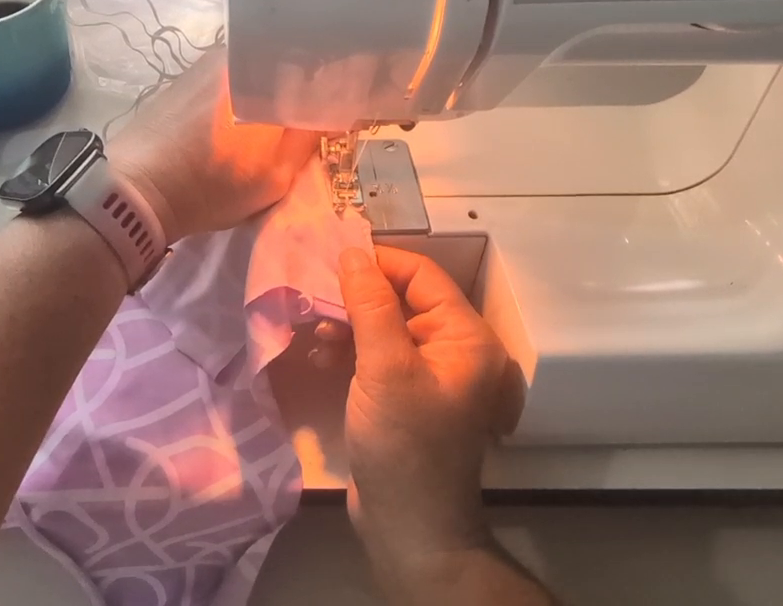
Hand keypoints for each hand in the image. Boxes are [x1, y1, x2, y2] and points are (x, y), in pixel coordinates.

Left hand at [105, 50, 319, 243]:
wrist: (133, 189)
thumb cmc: (209, 186)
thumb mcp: (274, 175)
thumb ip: (306, 137)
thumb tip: (328, 110)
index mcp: (265, 73)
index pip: (319, 62)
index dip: (339, 79)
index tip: (351, 98)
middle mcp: (238, 54)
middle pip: (288, 57)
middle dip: (307, 80)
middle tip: (319, 110)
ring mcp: (209, 61)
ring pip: (260, 65)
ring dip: (276, 85)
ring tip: (286, 115)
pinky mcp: (188, 74)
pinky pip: (234, 72)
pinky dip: (250, 89)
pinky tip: (249, 115)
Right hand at [336, 245, 524, 578]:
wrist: (409, 529)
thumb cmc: (403, 443)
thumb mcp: (385, 368)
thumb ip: (370, 304)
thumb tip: (352, 253)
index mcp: (466, 338)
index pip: (422, 275)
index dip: (379, 262)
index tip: (332, 258)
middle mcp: (455, 350)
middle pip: (403, 298)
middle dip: (357, 296)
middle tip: (316, 294)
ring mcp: (431, 374)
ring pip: (386, 326)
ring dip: (349, 324)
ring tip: (316, 333)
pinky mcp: (408, 395)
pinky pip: (379, 354)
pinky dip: (351, 350)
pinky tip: (321, 356)